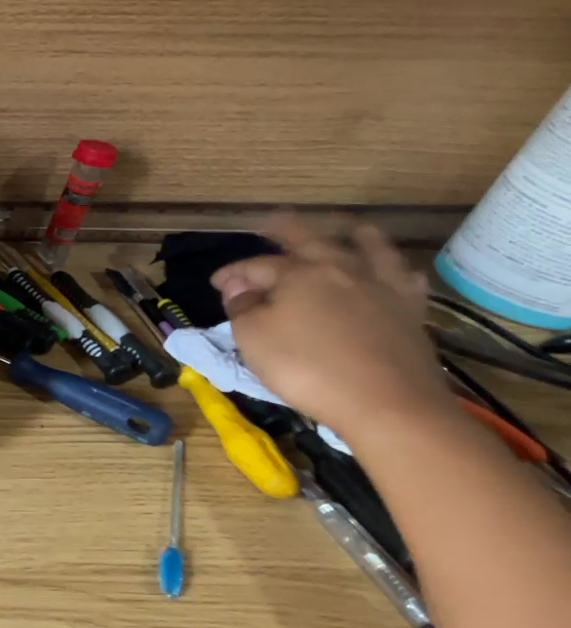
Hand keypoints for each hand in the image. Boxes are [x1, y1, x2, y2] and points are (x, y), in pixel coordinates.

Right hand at [212, 217, 451, 440]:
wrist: (391, 407)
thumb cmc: (308, 367)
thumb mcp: (252, 337)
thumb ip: (241, 306)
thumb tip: (240, 288)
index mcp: (299, 273)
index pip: (257, 266)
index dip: (232, 274)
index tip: (216, 286)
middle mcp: (342, 271)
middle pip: (311, 241)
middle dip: (286, 229)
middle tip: (272, 221)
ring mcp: (383, 291)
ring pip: (372, 252)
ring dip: (359, 238)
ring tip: (354, 230)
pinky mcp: (411, 316)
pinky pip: (406, 283)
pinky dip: (398, 272)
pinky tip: (398, 272)